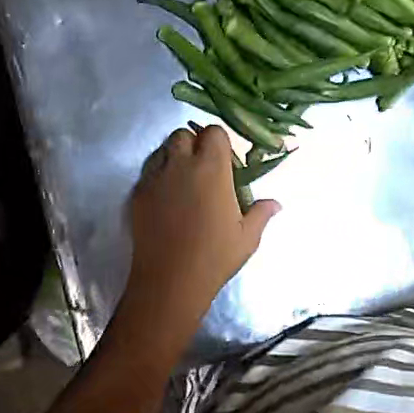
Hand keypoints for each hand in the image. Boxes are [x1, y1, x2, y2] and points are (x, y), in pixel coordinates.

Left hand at [125, 125, 278, 322]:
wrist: (170, 280)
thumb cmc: (215, 256)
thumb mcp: (247, 237)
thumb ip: (261, 213)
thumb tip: (276, 204)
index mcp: (212, 169)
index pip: (213, 133)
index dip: (220, 142)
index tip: (226, 161)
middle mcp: (181, 165)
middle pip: (183, 135)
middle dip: (194, 144)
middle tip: (204, 168)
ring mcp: (155, 178)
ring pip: (162, 150)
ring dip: (174, 158)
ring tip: (184, 182)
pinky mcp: (137, 194)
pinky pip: (148, 173)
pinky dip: (158, 177)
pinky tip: (167, 200)